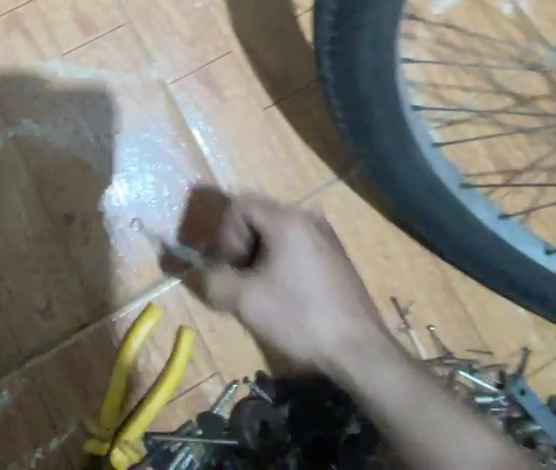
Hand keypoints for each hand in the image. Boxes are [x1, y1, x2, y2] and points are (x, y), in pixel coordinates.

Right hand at [197, 194, 386, 376]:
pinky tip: (284, 297)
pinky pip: (297, 248)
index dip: (224, 232)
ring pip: (278, 234)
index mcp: (287, 219)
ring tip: (258, 291)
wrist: (361, 351)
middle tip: (237, 279)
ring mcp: (327, 238)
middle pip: (259, 217)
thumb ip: (213, 280)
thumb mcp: (246, 301)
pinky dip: (281, 264)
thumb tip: (194, 270)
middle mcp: (309, 218)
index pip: (240, 205)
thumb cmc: (300, 317)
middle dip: (240, 245)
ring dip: (259, 257)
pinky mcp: (337, 259)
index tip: (227, 264)